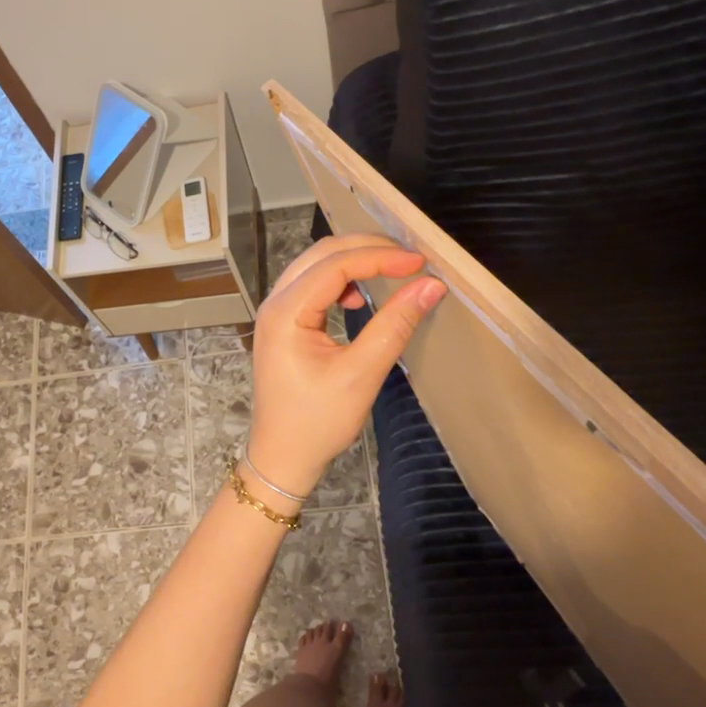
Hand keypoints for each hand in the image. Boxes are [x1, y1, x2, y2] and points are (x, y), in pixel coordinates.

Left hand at [245, 233, 445, 499]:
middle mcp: (275, 304)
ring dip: (354, 262)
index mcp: (285, 313)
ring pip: (315, 266)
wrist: (283, 457)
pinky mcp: (284, 324)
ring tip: (391, 271)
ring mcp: (276, 313)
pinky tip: (360, 300)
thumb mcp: (361, 375)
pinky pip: (312, 285)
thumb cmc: (317, 422)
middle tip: (410, 259)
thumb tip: (430, 286)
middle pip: (321, 254)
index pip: (335, 265)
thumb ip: (394, 326)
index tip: (420, 262)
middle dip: (367, 249)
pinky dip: (340, 281)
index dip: (380, 257)